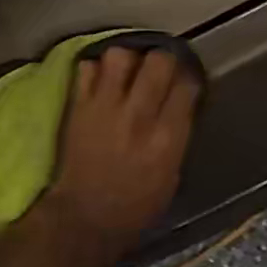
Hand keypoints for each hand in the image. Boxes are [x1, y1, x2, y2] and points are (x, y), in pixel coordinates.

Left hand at [40, 48, 200, 262]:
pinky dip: (95, 67)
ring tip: (127, 67)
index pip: (185, 88)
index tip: (185, 75)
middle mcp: (138, 115)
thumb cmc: (137, 201)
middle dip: (161, 58)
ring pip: (118, 56)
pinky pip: (87, 67)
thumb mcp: (171, 172)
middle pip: (156, 64)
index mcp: (168, 138)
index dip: (187, 76)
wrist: (89, 210)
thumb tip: (178, 103)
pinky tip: (100, 77)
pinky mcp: (78, 103)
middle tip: (159, 63)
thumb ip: (175, 134)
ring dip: (126, 57)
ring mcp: (105, 105)